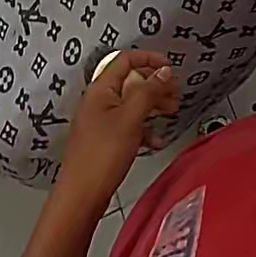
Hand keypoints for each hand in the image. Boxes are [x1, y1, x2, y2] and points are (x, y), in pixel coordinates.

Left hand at [55, 50, 179, 209]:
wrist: (80, 198)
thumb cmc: (101, 156)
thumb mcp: (131, 117)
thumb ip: (149, 90)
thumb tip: (165, 71)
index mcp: (101, 90)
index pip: (126, 59)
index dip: (149, 58)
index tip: (169, 67)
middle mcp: (99, 101)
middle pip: (132, 80)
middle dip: (156, 83)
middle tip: (174, 92)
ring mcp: (101, 121)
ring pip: (133, 102)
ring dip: (154, 104)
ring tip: (171, 111)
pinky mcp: (105, 139)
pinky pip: (129, 123)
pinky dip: (145, 127)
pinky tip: (155, 139)